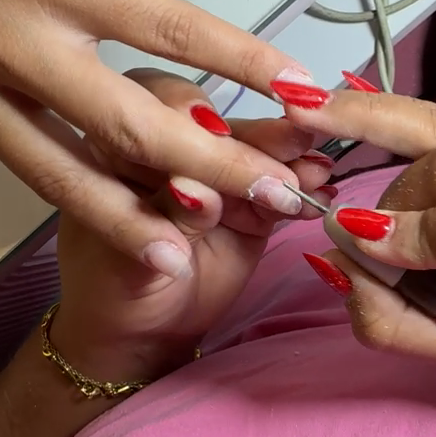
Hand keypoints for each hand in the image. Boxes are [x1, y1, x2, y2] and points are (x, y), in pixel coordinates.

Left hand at [0, 0, 315, 276]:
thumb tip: (82, 117)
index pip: (61, 172)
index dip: (127, 219)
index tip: (185, 255)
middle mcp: (5, 41)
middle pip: (132, 123)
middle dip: (218, 165)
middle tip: (283, 191)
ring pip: (162, 31)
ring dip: (245, 64)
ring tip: (302, 87)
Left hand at [50, 71, 334, 383]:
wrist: (145, 327)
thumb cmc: (113, 285)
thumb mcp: (126, 255)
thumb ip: (160, 218)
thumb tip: (195, 190)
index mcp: (119, 142)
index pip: (154, 110)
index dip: (190, 117)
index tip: (218, 133)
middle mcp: (174, 146)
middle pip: (219, 127)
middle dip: (259, 135)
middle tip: (296, 141)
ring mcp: (219, 172)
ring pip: (257, 155)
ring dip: (290, 158)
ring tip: (318, 170)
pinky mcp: (253, 201)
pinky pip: (280, 190)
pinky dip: (303, 191)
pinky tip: (322, 193)